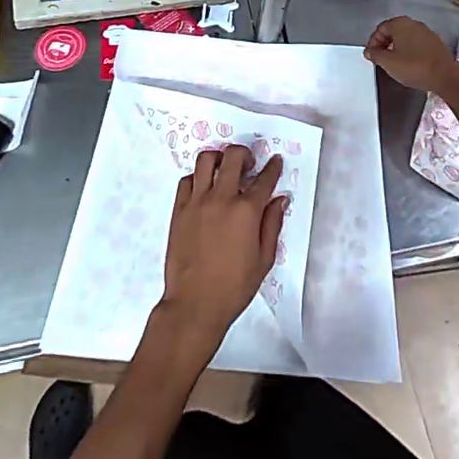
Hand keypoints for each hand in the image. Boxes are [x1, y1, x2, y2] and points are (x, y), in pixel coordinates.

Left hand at [161, 145, 287, 341]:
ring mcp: (196, 202)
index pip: (264, 179)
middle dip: (245, 154)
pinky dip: (197, 178)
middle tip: (248, 164)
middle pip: (233, 157)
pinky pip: (186, 180)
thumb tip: (279, 200)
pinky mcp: (178, 209)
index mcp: (246, 211)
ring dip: (219, 158)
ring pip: (206, 160)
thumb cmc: (234, 286)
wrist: (195, 304)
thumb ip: (272, 224)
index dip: (272, 167)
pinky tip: (204, 187)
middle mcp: (221, 198)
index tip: (275, 162)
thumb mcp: (264, 259)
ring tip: (224, 168)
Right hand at [364, 16, 458, 95]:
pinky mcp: (435, 42)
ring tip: (393, 62)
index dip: (373, 42)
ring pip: (405, 37)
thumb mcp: (388, 62)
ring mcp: (426, 31)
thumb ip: (375, 54)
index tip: (371, 55)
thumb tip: (369, 51)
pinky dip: (409, 50)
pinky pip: (416, 43)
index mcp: (400, 23)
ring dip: (397, 47)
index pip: (380, 29)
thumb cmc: (413, 67)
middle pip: (393, 31)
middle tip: (380, 58)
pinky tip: (408, 63)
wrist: (445, 76)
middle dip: (384, 44)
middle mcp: (413, 23)